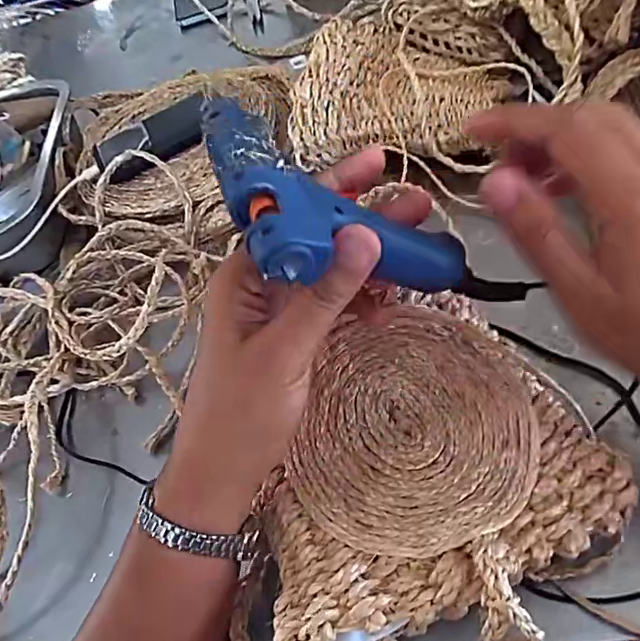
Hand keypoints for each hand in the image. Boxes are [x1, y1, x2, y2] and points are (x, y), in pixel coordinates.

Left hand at [155, 149, 430, 533]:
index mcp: (243, 276)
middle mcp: (260, 284)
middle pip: (316, 238)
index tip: (377, 167)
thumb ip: (325, 294)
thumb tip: (365, 236)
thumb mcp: (285, 352)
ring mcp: (279, 312)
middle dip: (365, 221)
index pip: (291, 215)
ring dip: (370, 262)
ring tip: (417, 253)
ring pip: (330, 272)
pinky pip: (332, 305)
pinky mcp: (295, 337)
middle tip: (416, 208)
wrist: (222, 474)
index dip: (334, 188)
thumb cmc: (241, 416)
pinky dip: (360, 300)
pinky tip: (388, 302)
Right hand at [466, 103, 639, 402]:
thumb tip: (495, 184)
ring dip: (561, 136)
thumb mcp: (579, 292)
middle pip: (590, 116)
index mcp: (634, 200)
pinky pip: (627, 146)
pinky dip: (587, 150)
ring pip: (611, 125)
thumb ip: (536, 231)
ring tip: (525, 175)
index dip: (515, 122)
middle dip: (536, 127)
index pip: (568, 131)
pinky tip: (563, 186)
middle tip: (498, 158)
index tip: (476, 129)